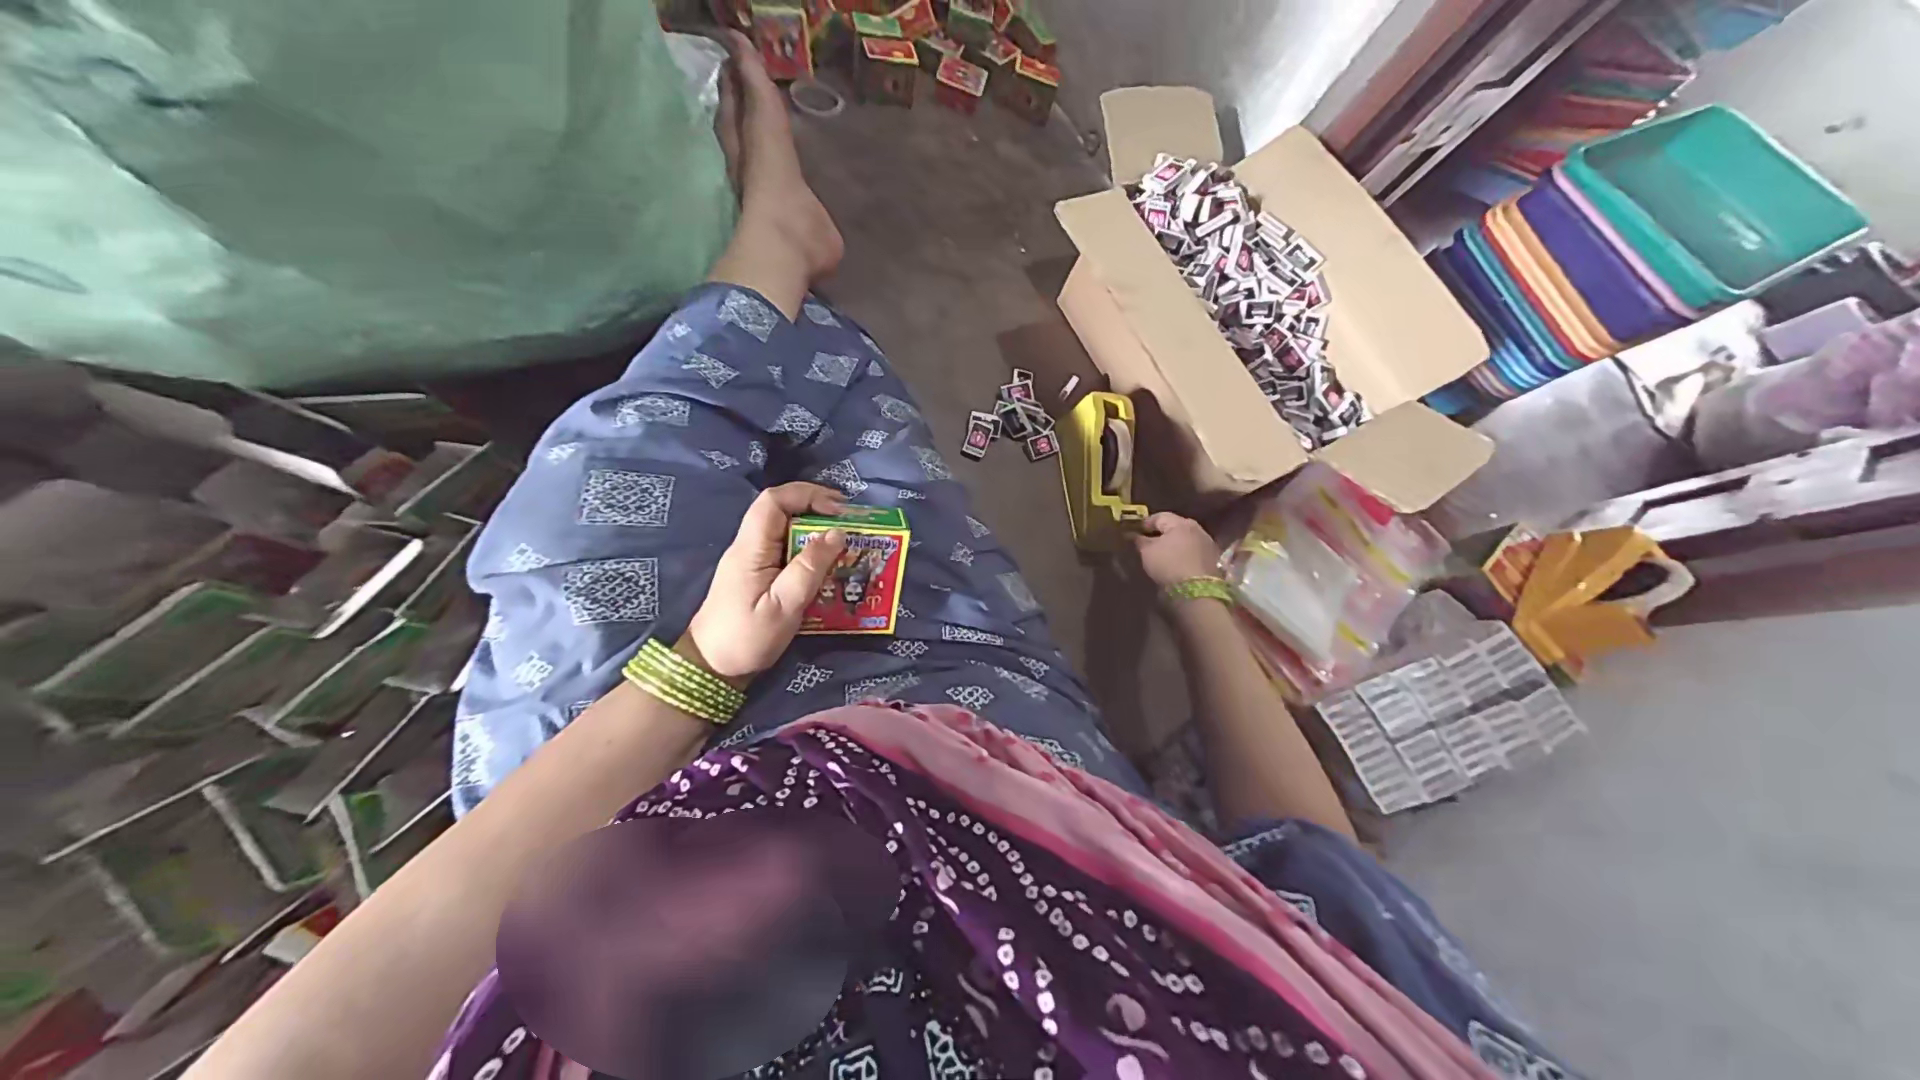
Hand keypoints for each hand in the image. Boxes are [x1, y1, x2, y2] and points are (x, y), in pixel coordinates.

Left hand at [686, 483, 848, 679]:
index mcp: (751, 548)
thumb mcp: (784, 606)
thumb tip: (837, 533)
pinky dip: (809, 551)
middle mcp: (749, 546)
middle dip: (818, 510)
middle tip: (852, 525)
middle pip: (782, 510)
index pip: (774, 501)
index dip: (807, 495)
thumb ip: (809, 568)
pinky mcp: (757, 574)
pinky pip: (785, 550)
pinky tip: (828, 566)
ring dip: (816, 532)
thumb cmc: (747, 638)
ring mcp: (752, 560)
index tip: (839, 509)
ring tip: (846, 544)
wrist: (711, 667)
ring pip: (786, 530)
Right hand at [1131, 512, 1221, 589]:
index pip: (1159, 516)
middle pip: (1174, 526)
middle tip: (1148, 543)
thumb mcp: (1147, 551)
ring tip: (1162, 554)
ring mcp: (1207, 543)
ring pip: (1185, 539)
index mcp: (1180, 522)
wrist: (1197, 590)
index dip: (1145, 523)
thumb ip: (1139, 540)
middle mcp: (1197, 528)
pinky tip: (1176, 563)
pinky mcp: (1213, 559)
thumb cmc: (1168, 564)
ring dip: (1174, 544)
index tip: (1134, 531)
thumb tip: (1133, 534)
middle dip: (1161, 533)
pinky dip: (1183, 554)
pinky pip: (1193, 551)